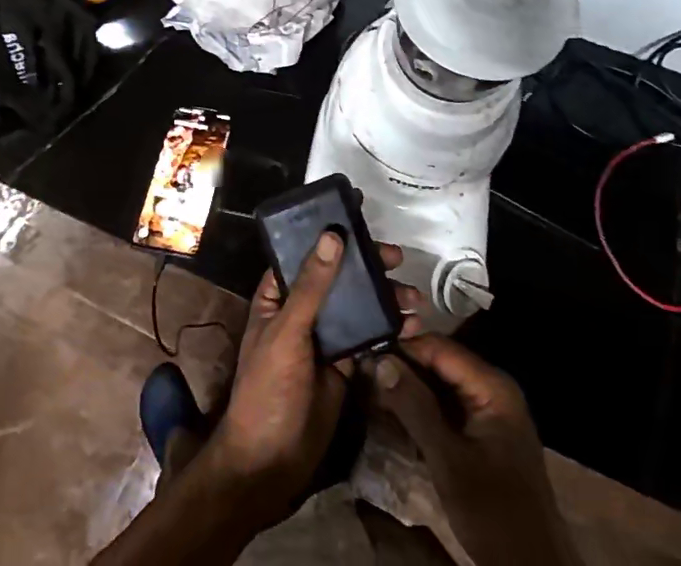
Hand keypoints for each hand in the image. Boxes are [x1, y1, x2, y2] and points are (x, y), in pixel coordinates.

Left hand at [93, 239, 424, 565]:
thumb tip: (332, 235)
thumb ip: (312, 286)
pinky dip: (391, 328)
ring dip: (386, 297)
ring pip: (360, 304)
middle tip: (397, 259)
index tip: (361, 219)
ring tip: (413, 300)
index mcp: (279, 297)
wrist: (270, 462)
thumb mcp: (287, 332)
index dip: (330, 234)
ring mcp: (326, 336)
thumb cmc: (267, 390)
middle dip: (369, 266)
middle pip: (340, 276)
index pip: (305, 253)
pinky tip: (410, 326)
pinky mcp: (346, 362)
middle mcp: (303, 310)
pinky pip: (371, 335)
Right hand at [372, 334, 581, 565]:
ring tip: (366, 391)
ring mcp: (487, 412)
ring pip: (439, 387)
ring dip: (407, 390)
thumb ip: (415, 408)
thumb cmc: (493, 512)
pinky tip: (388, 415)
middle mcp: (492, 389)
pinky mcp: (480, 434)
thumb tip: (381, 362)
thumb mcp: (448, 460)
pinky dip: (418, 411)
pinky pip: (444, 409)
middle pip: (439, 364)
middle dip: (402, 369)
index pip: (440, 348)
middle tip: (360, 374)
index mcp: (493, 387)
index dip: (402, 348)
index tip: (364, 354)